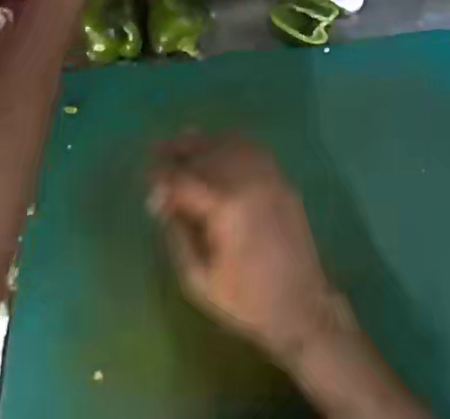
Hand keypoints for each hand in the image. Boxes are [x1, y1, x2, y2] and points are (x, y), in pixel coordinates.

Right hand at [148, 135, 349, 364]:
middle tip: (156, 153)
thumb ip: (177, 236)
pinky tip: (216, 150)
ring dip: (203, 142)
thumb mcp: (198, 280)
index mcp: (225, 206)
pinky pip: (251, 148)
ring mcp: (268, 176)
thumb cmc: (246, 301)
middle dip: (178, 150)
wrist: (303, 306)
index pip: (184, 178)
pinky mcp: (281, 179)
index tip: (146, 182)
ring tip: (182, 146)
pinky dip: (229, 143)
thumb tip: (163, 204)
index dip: (161, 177)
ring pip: (229, 143)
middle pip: (206, 150)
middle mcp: (247, 180)